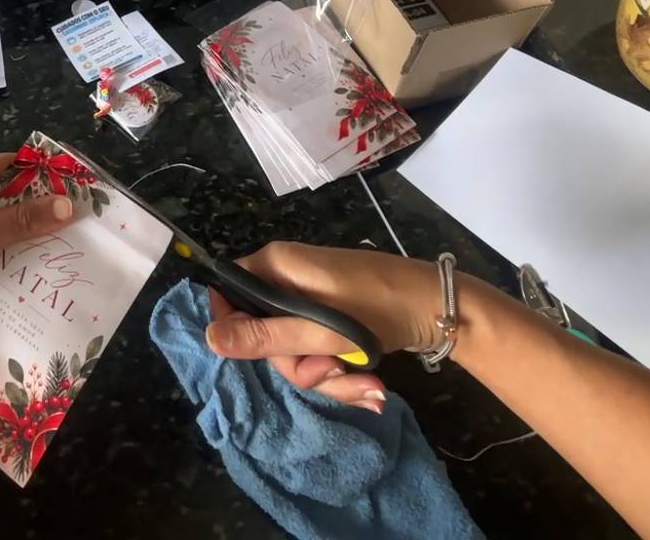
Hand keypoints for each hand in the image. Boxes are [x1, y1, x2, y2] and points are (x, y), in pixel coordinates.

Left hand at [0, 153, 73, 323]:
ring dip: (24, 239)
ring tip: (63, 257)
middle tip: (82, 234)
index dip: (50, 177)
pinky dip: (5, 256)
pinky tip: (27, 275)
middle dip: (42, 213)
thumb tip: (69, 204)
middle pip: (12, 197)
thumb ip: (20, 221)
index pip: (18, 166)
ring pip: (0, 225)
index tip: (84, 194)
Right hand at [203, 242, 452, 410]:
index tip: (261, 353)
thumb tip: (209, 339)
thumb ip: (264, 335)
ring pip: (291, 347)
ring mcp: (307, 298)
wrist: (440, 309)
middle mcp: (285, 278)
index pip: (226, 292)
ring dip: (323, 374)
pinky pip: (315, 349)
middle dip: (295, 361)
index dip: (235, 327)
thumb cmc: (377, 307)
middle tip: (327, 371)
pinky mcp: (329, 318)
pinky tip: (368, 383)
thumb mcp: (320, 328)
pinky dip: (338, 371)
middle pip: (262, 329)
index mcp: (275, 265)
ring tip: (362, 382)